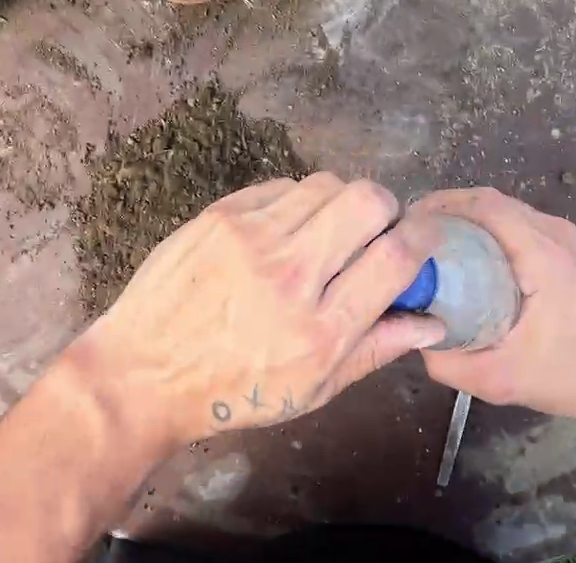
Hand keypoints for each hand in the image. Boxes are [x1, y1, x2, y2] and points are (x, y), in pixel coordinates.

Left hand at [62, 173, 445, 450]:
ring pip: (327, 184)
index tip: (422, 240)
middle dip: (386, 210)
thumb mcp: (313, 389)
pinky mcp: (222, 213)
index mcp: (320, 330)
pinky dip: (298, 202)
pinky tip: (285, 230)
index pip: (397, 258)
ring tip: (326, 231)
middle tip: (374, 232)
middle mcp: (290, 274)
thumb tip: (432, 320)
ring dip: (341, 203)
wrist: (142, 371)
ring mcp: (252, 235)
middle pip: (369, 201)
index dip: (423, 240)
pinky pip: (283, 185)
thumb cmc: (233, 391)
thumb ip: (377, 348)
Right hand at [415, 188, 575, 422]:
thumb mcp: (500, 380)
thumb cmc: (570, 378)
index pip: (486, 207)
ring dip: (467, 215)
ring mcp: (566, 235)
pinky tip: (465, 250)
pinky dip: (487, 225)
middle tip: (411, 231)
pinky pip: (518, 220)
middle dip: (447, 208)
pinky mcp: (568, 244)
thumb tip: (411, 334)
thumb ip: (449, 362)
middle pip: (492, 200)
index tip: (408, 222)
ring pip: (505, 207)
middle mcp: (557, 234)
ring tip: (431, 239)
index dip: (442, 206)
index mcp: (545, 256)